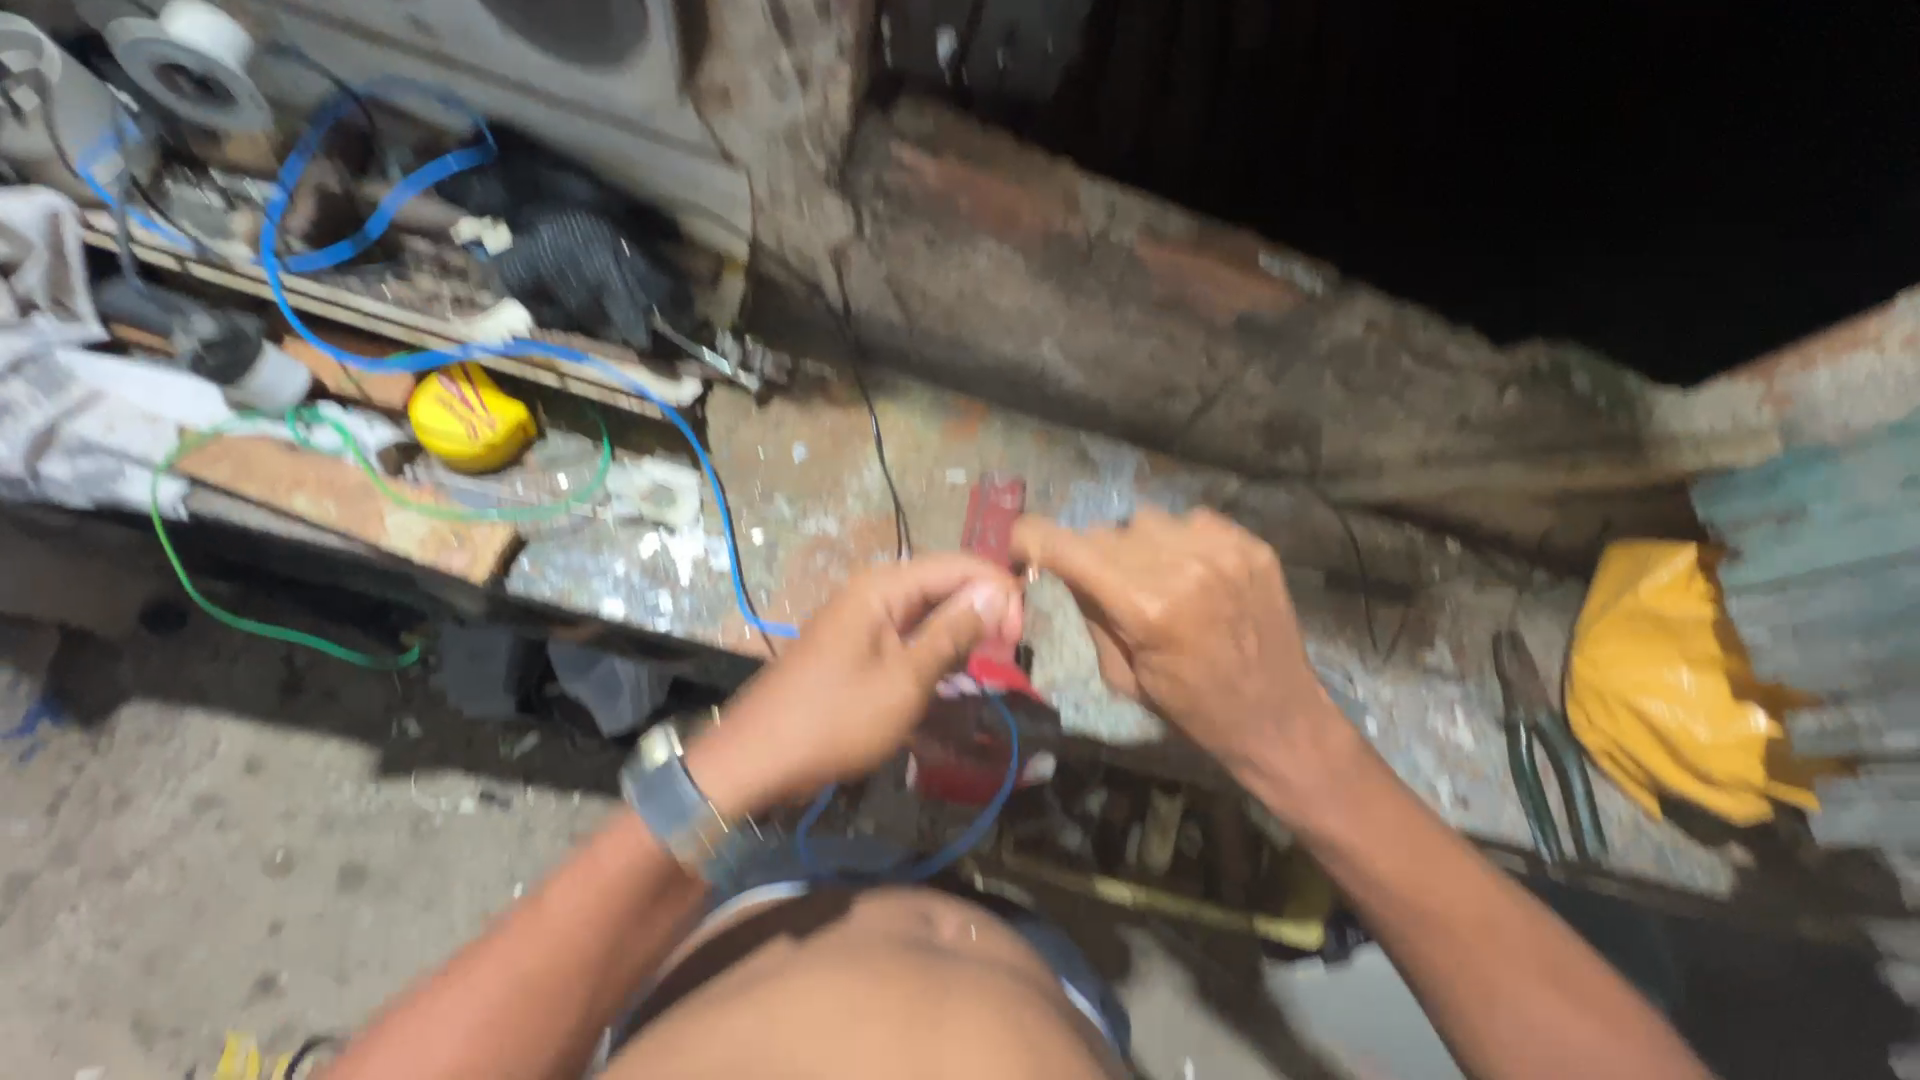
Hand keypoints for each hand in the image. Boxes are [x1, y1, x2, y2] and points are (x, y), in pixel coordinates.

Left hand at [686, 554, 1023, 816]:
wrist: (758, 760)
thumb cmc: (835, 719)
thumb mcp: (905, 679)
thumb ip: (952, 632)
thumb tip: (996, 590)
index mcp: (883, 586)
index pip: (960, 564)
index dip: (998, 590)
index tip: (1022, 635)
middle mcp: (873, 591)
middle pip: (944, 583)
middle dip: (983, 609)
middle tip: (1010, 652)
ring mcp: (862, 620)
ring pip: (928, 611)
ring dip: (961, 631)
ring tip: (991, 663)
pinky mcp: (857, 647)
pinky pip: (908, 635)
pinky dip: (935, 650)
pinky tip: (953, 673)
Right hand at [1011, 507, 1360, 816]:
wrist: (1278, 716)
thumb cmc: (1191, 709)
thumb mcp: (1122, 676)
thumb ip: (1089, 614)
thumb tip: (1060, 570)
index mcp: (1145, 607)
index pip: (1065, 546)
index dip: (1030, 540)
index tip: (1021, 547)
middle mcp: (1182, 565)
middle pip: (1103, 531)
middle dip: (1089, 555)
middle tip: (1101, 585)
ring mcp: (1222, 549)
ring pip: (1144, 520)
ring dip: (1134, 545)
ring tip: (1152, 578)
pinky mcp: (1250, 543)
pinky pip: (1189, 520)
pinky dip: (1177, 541)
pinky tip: (1190, 573)